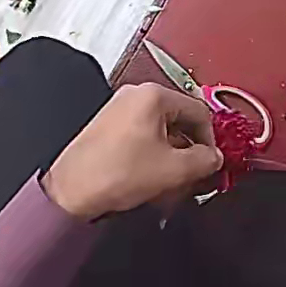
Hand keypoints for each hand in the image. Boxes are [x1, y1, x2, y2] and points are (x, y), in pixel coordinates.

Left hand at [42, 83, 222, 219]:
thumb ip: (204, 160)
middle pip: (180, 119)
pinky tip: (151, 177)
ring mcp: (120, 109)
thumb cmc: (116, 174)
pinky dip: (153, 153)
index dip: (210, 139)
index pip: (199, 111)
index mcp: (153, 96)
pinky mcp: (109, 125)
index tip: (210, 161)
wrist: (70, 191)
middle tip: (193, 173)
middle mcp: (136, 95)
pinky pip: (143, 135)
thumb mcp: (173, 170)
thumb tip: (215, 157)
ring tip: (171, 181)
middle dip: (190, 149)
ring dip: (172, 154)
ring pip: (162, 129)